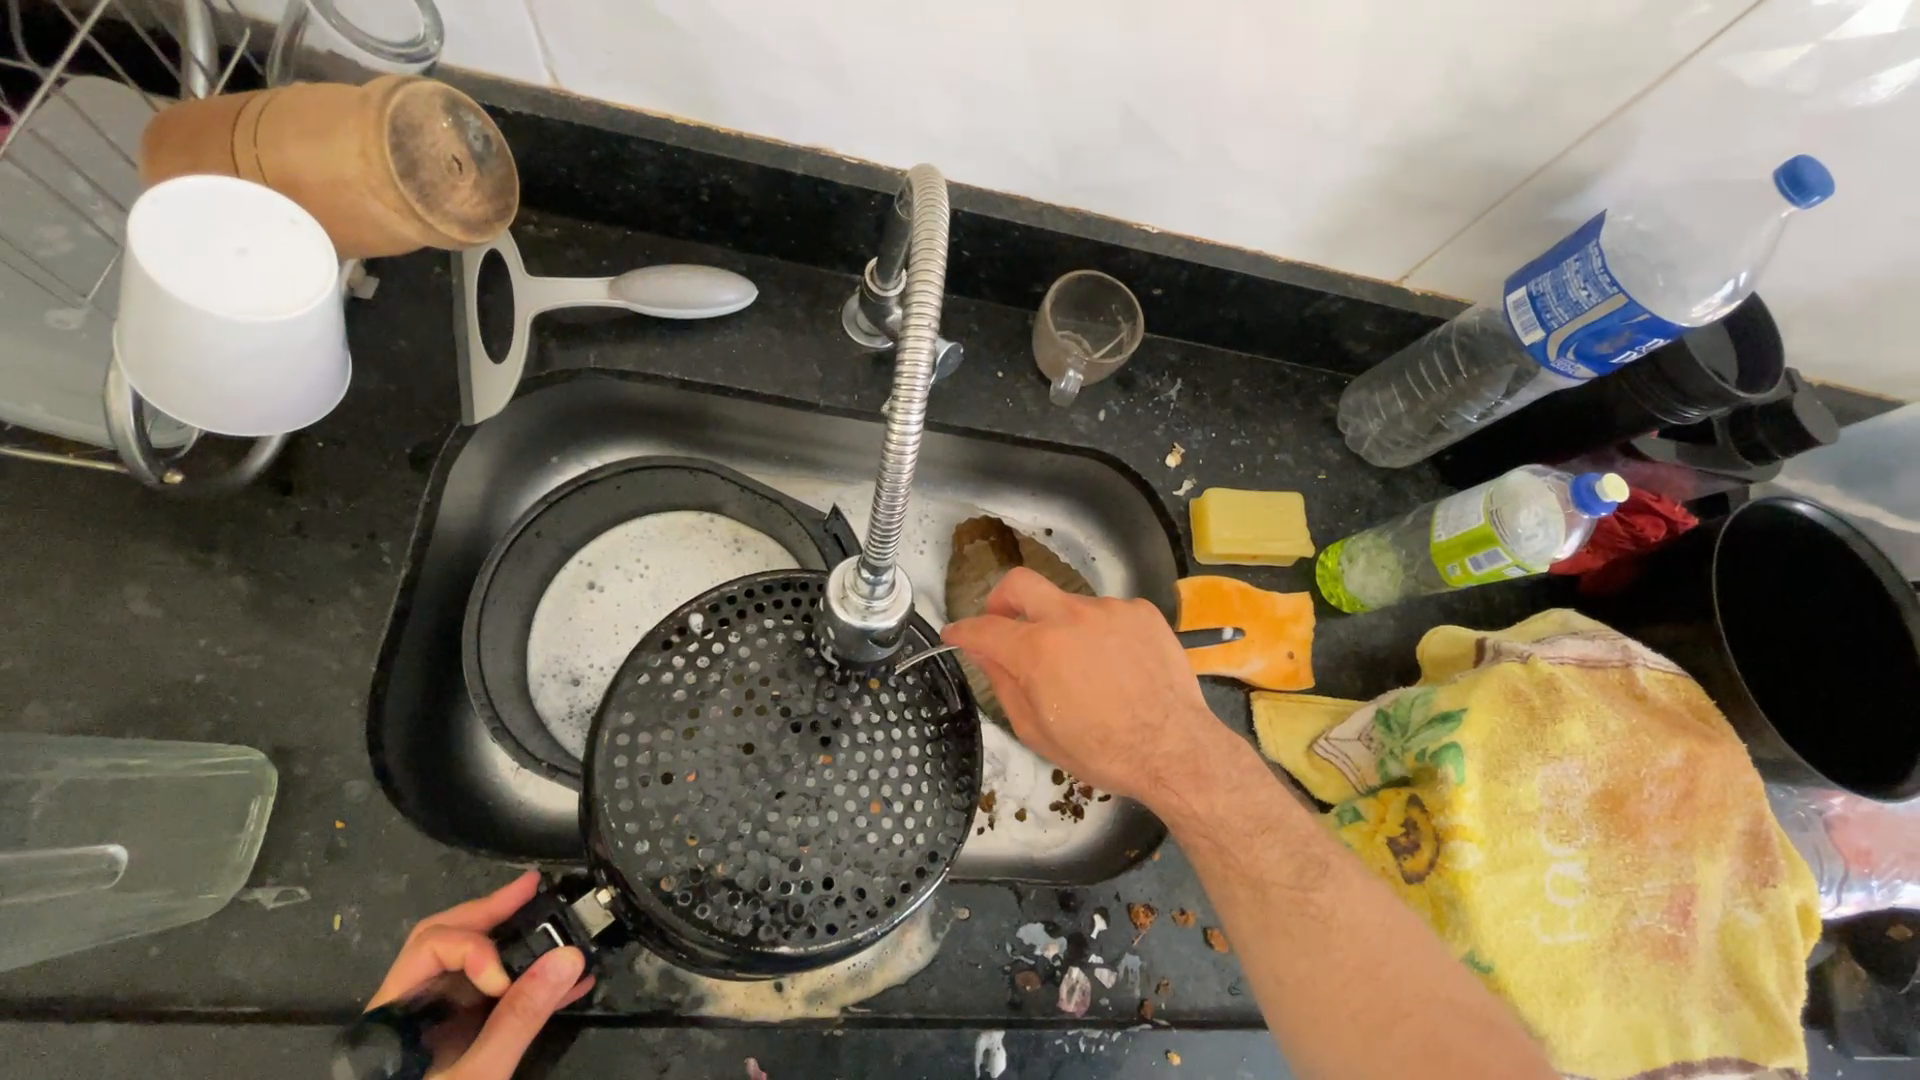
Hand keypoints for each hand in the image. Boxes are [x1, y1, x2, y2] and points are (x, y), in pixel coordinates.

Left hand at [367, 871, 594, 1079]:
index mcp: (395, 1018)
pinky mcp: (456, 1047)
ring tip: (550, 914)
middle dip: (491, 913)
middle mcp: (407, 1013)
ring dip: (511, 941)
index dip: (476, 948)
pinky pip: (489, 1000)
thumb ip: (519, 1017)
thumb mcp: (477, 1078)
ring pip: (465, 967)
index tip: (507, 976)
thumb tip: (567, 957)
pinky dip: (526, 983)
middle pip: (442, 942)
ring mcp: (430, 1030)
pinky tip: (565, 982)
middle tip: (533, 889)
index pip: (431, 948)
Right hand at [942, 567, 1233, 805]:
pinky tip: (1114, 664)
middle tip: (1003, 623)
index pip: (984, 628)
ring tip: (1080, 666)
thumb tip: (984, 652)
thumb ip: (1003, 684)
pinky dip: (1099, 632)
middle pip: (1019, 583)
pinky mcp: (1140, 611)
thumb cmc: (1103, 752)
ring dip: (1060, 626)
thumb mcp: (1037, 731)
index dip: (962, 631)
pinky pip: (1106, 613)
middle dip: (1000, 599)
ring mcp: (1108, 610)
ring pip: (1067, 604)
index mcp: (1037, 651)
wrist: (1174, 749)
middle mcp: (1070, 618)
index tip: (954, 634)